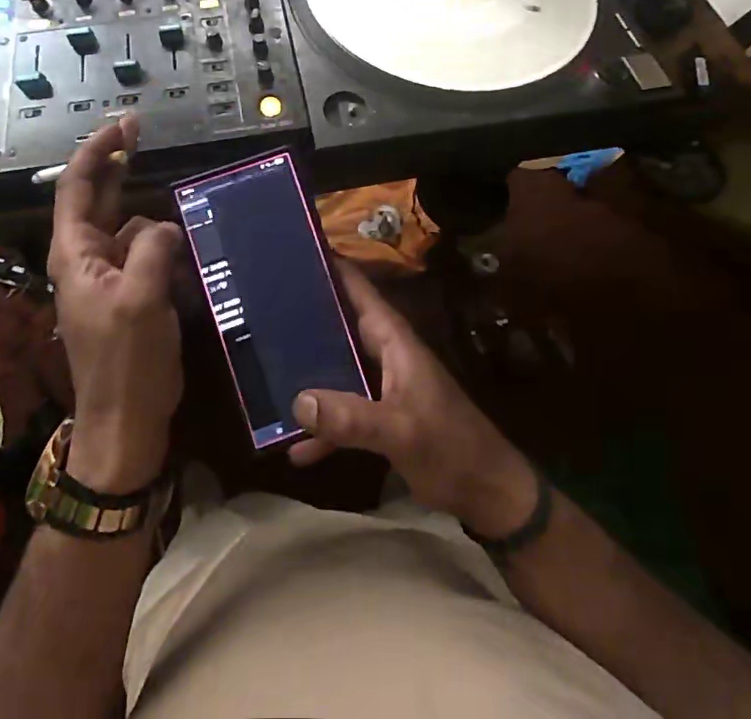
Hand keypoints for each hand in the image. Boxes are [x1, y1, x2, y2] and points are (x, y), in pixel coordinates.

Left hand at [47, 115, 184, 492]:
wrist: (126, 420)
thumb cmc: (126, 361)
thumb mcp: (141, 298)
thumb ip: (152, 249)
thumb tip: (165, 226)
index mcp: (74, 252)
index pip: (77, 187)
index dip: (95, 151)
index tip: (120, 125)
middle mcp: (85, 258)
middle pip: (99, 199)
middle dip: (118, 166)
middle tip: (139, 132)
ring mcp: (106, 277)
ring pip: (130, 231)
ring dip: (155, 227)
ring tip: (182, 246)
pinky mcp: (126, 296)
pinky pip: (145, 258)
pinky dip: (163, 252)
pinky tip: (185, 262)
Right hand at [290, 261, 537, 536]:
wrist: (491, 499)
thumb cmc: (452, 451)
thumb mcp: (400, 432)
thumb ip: (351, 418)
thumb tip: (297, 402)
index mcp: (395, 344)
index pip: (360, 292)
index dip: (332, 268)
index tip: (294, 250)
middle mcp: (385, 358)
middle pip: (340, 325)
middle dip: (304, 314)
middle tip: (260, 302)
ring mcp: (382, 388)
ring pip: (335, 368)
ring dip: (306, 371)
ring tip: (263, 363)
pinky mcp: (380, 419)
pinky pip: (341, 413)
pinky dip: (321, 425)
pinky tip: (294, 445)